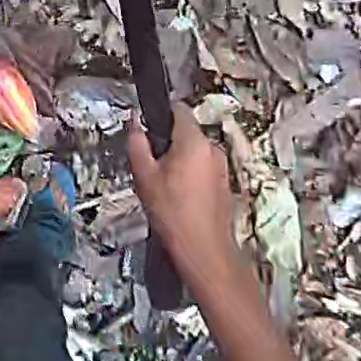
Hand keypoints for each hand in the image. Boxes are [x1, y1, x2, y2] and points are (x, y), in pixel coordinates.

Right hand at [127, 103, 249, 287]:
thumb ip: (136, 142)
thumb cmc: (171, 212)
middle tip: (151, 161)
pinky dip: (191, 173)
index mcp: (193, 141)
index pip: (178, 109)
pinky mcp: (225, 184)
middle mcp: (212, 149)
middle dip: (168, 140)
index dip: (160, 113)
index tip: (147, 127)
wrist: (203, 251)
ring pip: (195, 150)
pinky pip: (204, 167)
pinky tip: (179, 194)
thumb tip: (135, 121)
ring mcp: (222, 167)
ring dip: (180, 157)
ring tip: (164, 181)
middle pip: (186, 131)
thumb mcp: (143, 174)